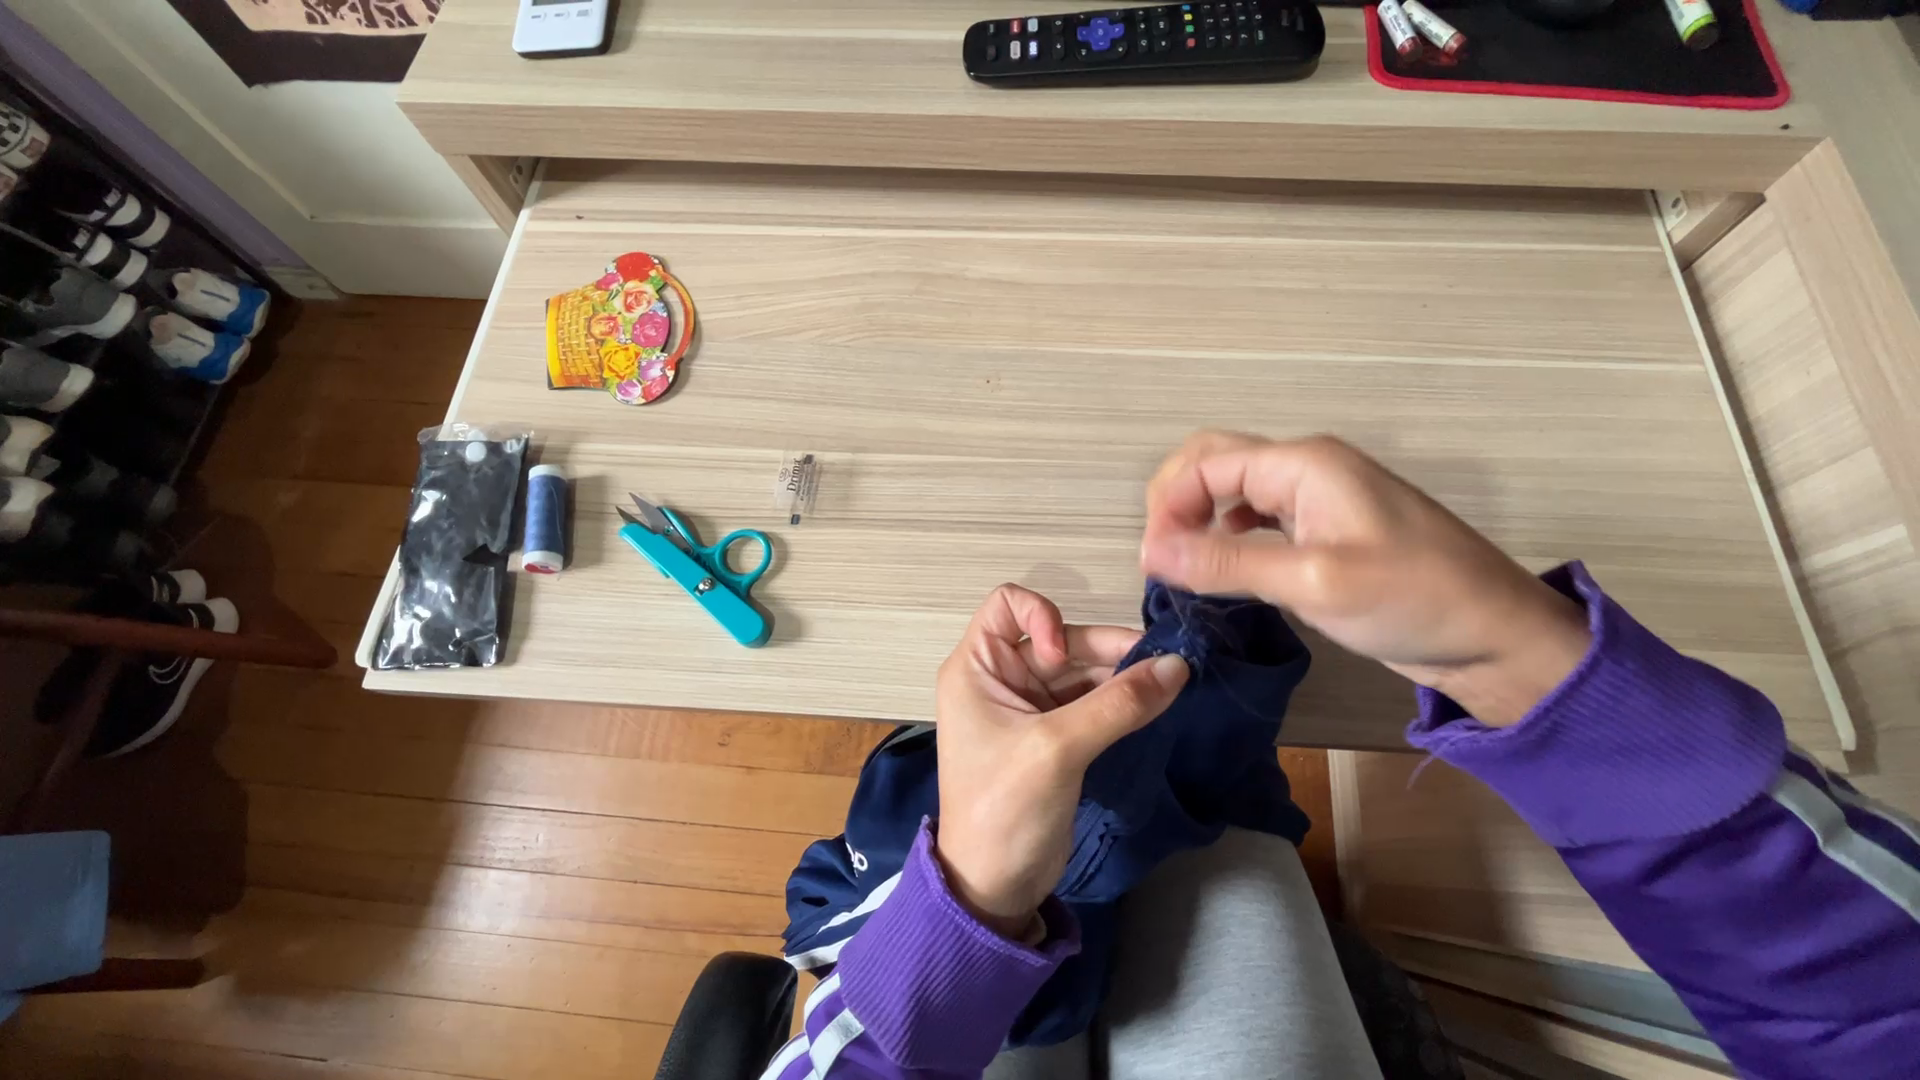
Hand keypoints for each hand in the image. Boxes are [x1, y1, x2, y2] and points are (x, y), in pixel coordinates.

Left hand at [934, 585, 1189, 938]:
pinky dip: (1120, 700)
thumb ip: (1117, 705)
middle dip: (1103, 648)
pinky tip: (1154, 703)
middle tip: (1163, 664)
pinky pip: (1091, 700)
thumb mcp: (1057, 750)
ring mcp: (1029, 706)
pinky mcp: (1055, 734)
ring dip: (1120, 674)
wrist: (994, 885)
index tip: (1062, 658)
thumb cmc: (1006, 808)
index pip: (1009, 605)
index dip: (1043, 616)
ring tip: (1170, 682)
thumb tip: (1178, 665)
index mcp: (977, 668)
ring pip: (1081, 670)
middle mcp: (1000, 677)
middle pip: (1058, 638)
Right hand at [1139, 432, 1589, 726]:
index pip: (1206, 463)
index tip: (1153, 564)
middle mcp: (1304, 469)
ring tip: (1182, 568)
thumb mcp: (1311, 582)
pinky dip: (1227, 537)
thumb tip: (1148, 551)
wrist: (1497, 637)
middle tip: (1161, 559)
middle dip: (1176, 503)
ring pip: (1233, 491)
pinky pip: (1256, 518)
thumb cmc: (1411, 599)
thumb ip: (1226, 562)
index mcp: (1303, 464)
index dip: (1168, 507)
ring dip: (1198, 519)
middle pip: (1214, 463)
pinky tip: (1222, 569)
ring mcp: (1316, 499)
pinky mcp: (1323, 530)